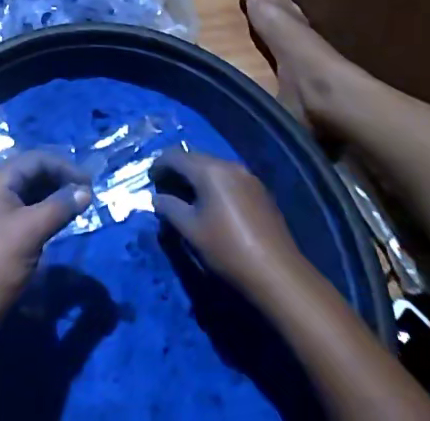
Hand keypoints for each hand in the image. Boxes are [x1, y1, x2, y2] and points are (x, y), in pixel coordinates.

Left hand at [0, 151, 91, 326]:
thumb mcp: (32, 231)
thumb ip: (60, 207)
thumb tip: (85, 192)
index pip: (35, 159)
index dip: (64, 167)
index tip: (89, 183)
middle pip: (31, 171)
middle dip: (60, 178)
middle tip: (86, 194)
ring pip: (29, 190)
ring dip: (53, 194)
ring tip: (77, 205)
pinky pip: (24, 206)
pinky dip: (44, 208)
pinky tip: (59, 218)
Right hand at [152, 150, 307, 290]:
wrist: (279, 274)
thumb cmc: (228, 249)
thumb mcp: (190, 230)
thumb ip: (168, 208)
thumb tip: (156, 198)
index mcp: (209, 170)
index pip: (174, 156)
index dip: (158, 166)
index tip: (150, 182)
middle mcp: (229, 165)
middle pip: (195, 158)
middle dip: (177, 170)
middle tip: (165, 190)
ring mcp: (248, 177)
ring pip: (213, 167)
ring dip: (196, 177)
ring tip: (187, 199)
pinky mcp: (260, 191)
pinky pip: (229, 178)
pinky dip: (214, 185)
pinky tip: (213, 206)